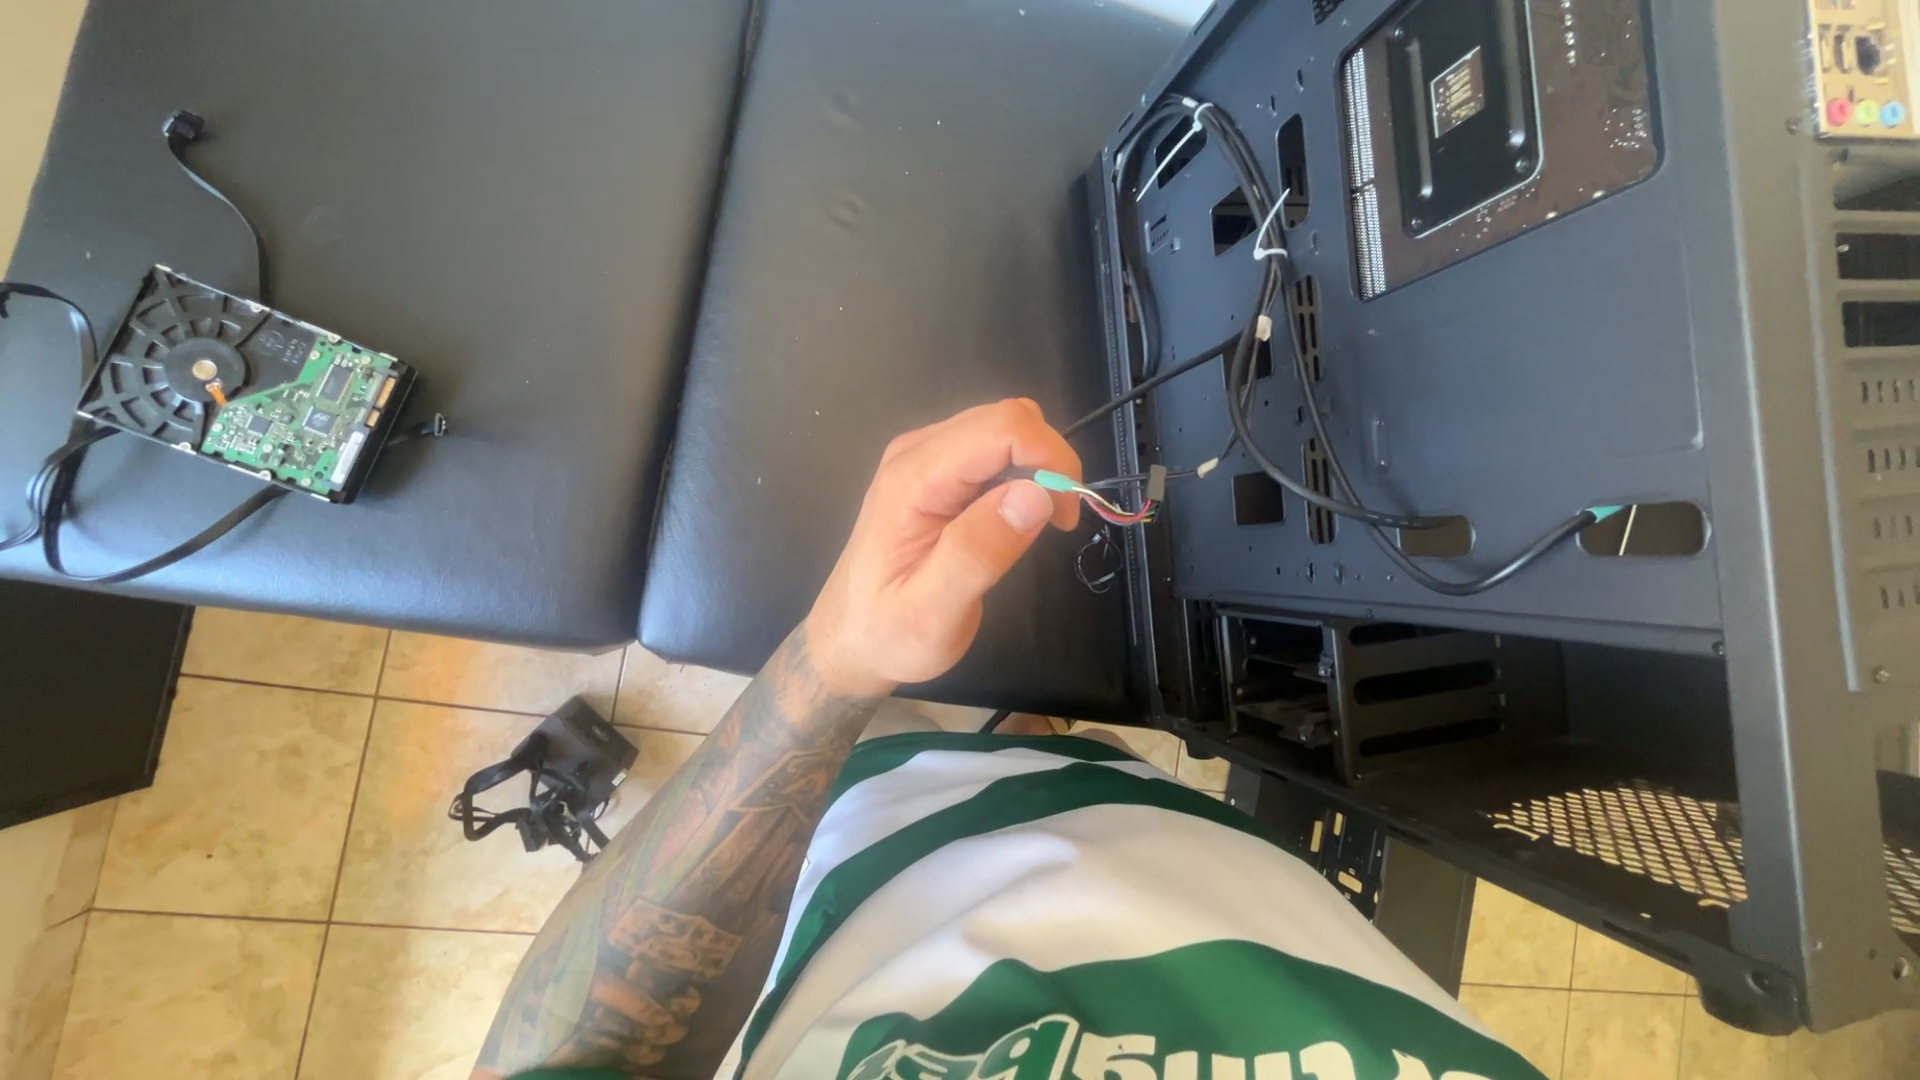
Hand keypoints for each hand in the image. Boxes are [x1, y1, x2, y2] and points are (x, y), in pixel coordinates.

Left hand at [803, 399, 1082, 696]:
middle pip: (1007, 420)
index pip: (1001, 428)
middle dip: (1048, 462)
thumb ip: (979, 552)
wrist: (849, 640)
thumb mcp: (933, 612)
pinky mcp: (935, 471)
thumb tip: (1034, 494)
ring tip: (1038, 526)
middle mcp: (917, 453)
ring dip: (1037, 469)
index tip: (1067, 513)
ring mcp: (924, 458)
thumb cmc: (888, 633)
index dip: (1050, 457)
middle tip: (1059, 522)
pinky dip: (1020, 475)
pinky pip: (992, 450)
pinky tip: (1014, 520)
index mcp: (913, 479)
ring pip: (1004, 430)